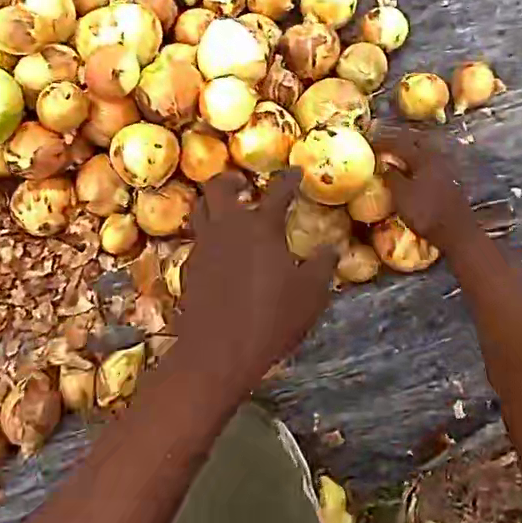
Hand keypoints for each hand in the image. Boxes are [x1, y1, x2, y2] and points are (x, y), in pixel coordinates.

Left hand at [172, 170, 339, 400]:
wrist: (218, 351)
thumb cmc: (271, 319)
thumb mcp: (310, 295)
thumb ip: (322, 266)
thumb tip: (332, 247)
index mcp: (261, 227)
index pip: (277, 191)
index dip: (288, 178)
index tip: (295, 171)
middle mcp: (228, 227)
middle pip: (218, 186)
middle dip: (232, 179)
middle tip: (244, 184)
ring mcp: (204, 246)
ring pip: (201, 209)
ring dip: (214, 203)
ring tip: (228, 211)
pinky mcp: (189, 268)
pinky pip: (197, 239)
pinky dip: (208, 236)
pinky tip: (219, 251)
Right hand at [373, 126, 480, 250]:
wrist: (457, 233)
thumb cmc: (426, 212)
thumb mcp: (401, 195)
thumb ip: (391, 177)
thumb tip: (385, 164)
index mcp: (424, 158)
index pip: (400, 144)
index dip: (384, 143)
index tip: (370, 146)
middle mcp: (437, 159)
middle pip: (417, 143)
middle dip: (401, 144)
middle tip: (386, 149)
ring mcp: (446, 171)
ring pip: (425, 155)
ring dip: (411, 156)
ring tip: (397, 162)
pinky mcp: (450, 183)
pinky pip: (431, 167)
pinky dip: (419, 167)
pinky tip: (413, 176)